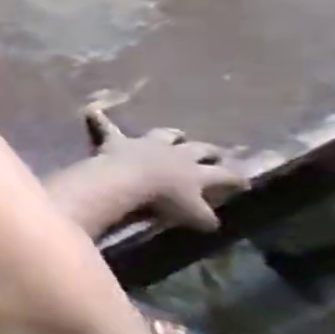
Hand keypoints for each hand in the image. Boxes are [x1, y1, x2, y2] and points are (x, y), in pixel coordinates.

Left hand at [49, 108, 248, 232]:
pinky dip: (98, 119)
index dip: (237, 179)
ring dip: (172, 135)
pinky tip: (90, 110)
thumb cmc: (163, 199)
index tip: (244, 183)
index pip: (227, 175)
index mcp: (198, 172)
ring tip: (177, 135)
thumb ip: (205, 218)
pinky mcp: (116, 141)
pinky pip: (105, 126)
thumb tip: (211, 223)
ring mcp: (146, 144)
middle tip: (217, 153)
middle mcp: (176, 153)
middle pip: (200, 149)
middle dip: (210, 151)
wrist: (125, 179)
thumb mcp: (192, 215)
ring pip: (164, 134)